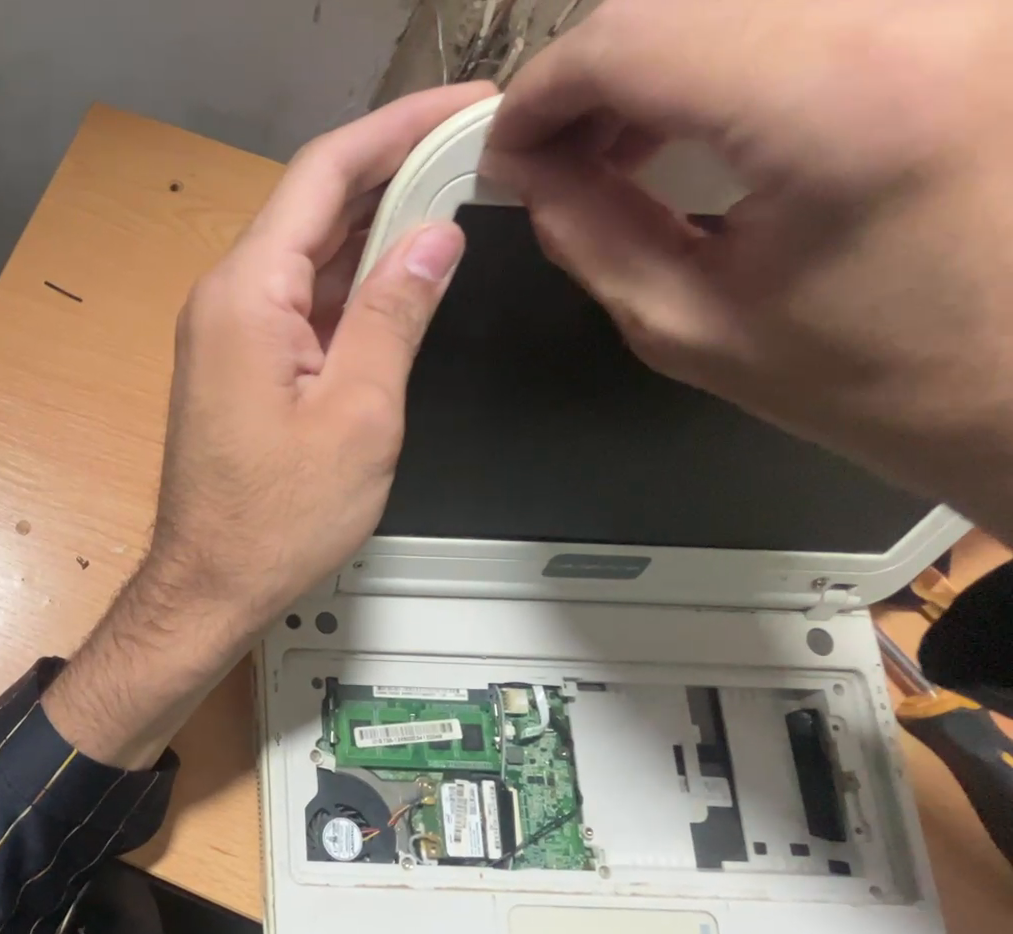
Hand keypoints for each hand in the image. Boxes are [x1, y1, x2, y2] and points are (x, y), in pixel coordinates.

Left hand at [44, 83, 494, 767]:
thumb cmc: (279, 517)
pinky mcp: (235, 363)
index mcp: (246, 295)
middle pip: (311, 206)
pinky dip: (350, 278)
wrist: (208, 582)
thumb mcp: (359, 413)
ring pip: (307, 252)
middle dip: (394, 168)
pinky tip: (402, 265)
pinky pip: (297, 299)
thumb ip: (395, 313)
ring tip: (460, 188)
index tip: (470, 105)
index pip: (322, 174)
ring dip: (376, 220)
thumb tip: (435, 234)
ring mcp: (225, 332)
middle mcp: (224, 299)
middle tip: (482, 144)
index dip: (397, 128)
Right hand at [487, 0, 1012, 539]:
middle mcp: (917, 11)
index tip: (504, 154)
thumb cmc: (870, 371)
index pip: (631, 37)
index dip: (538, 92)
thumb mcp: (683, 320)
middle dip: (585, 73)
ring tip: (616, 142)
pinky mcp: (956, 14)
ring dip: (648, 58)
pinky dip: (715, 49)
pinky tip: (693, 111)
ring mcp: (952, 3)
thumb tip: (522, 168)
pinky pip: (790, 9)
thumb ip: (584, 230)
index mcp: (840, 102)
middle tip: (551, 153)